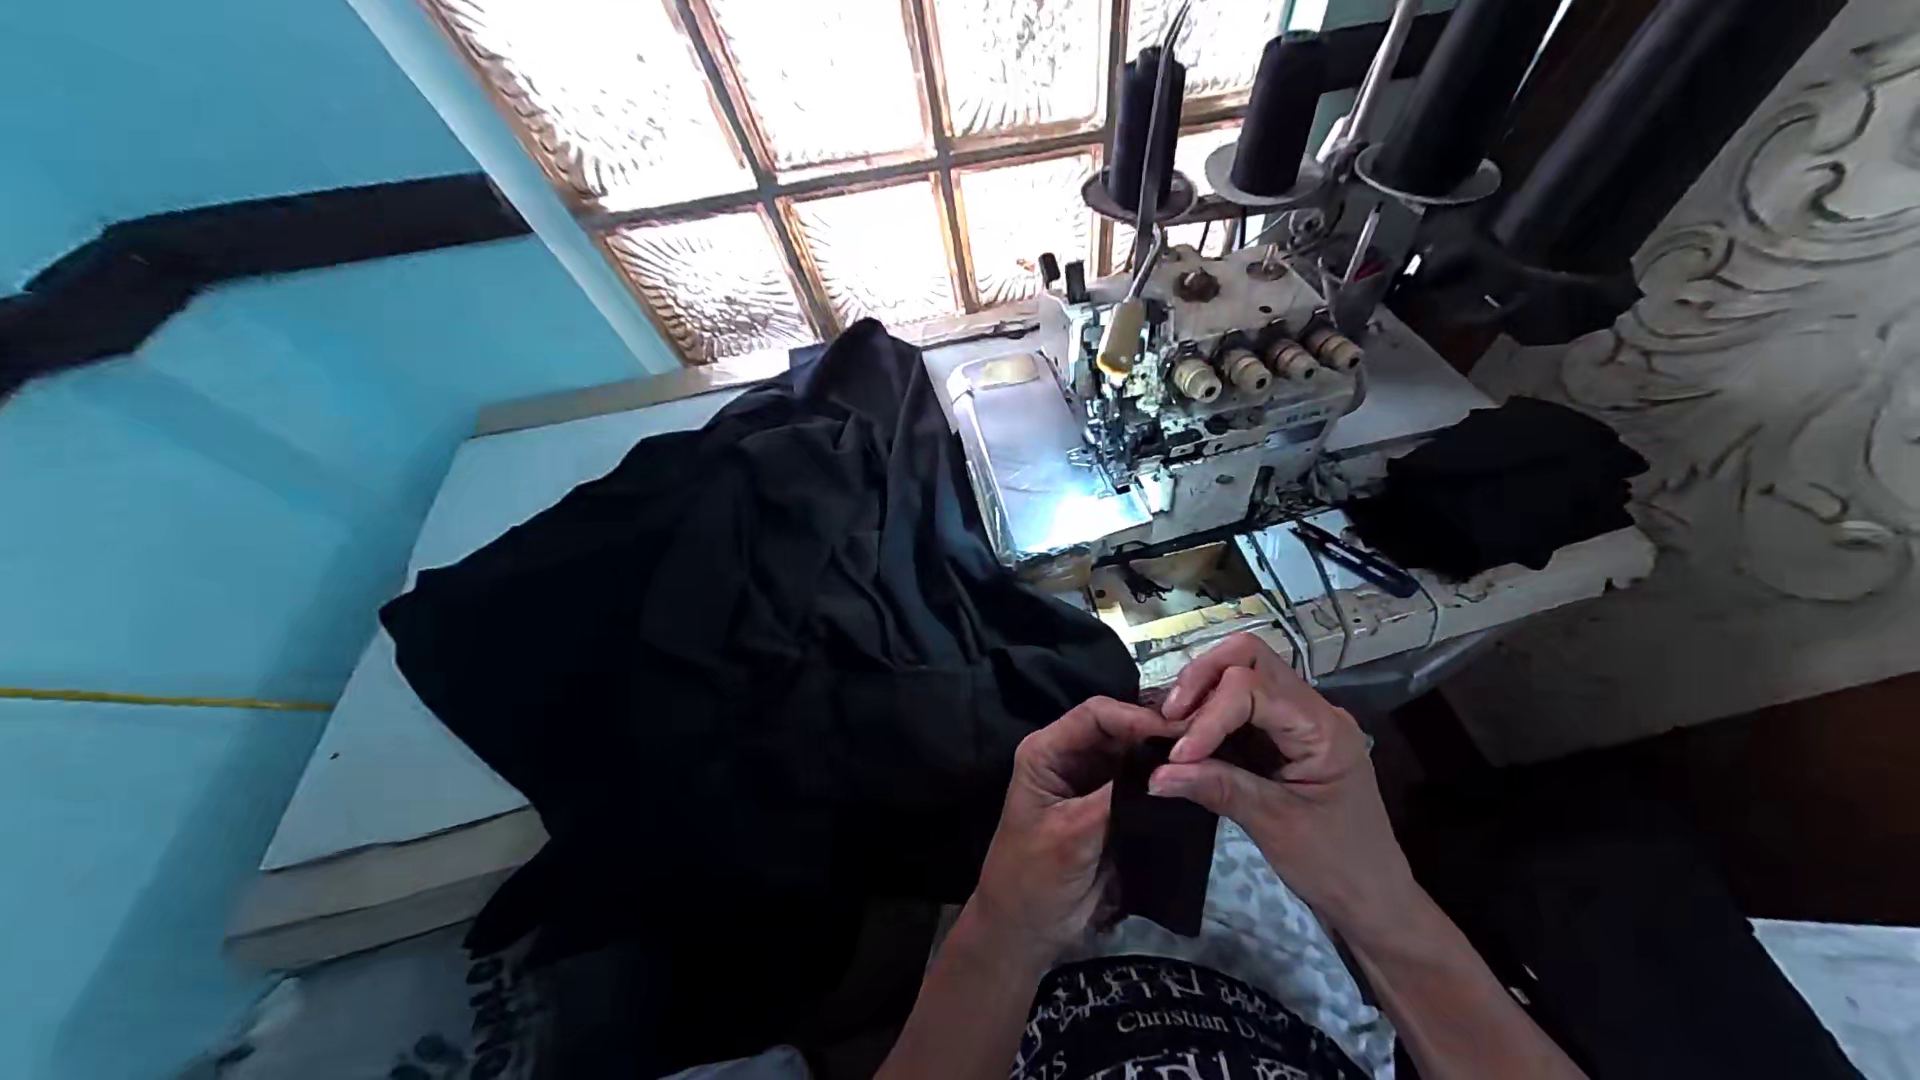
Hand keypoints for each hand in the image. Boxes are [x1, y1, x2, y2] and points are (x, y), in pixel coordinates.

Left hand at [970, 696, 1183, 961]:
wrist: (1028, 928)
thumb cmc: (1033, 877)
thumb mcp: (1071, 835)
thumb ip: (1113, 798)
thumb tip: (1164, 767)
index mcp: (1046, 751)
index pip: (1095, 715)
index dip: (1137, 717)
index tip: (1181, 731)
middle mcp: (1069, 755)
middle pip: (1119, 728)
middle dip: (1158, 732)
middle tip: (1206, 741)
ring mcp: (1091, 779)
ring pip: (1133, 752)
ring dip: (1164, 755)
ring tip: (1208, 757)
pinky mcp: (1109, 804)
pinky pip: (1140, 781)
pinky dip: (1163, 780)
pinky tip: (1194, 782)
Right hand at [1148, 633, 1417, 936]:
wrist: (1371, 898)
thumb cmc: (1336, 864)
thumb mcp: (1275, 826)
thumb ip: (1217, 789)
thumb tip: (1156, 775)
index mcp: (1322, 728)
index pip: (1252, 688)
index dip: (1209, 715)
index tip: (1178, 755)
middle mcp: (1310, 709)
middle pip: (1248, 656)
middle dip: (1201, 677)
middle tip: (1171, 717)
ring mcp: (1294, 717)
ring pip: (1239, 670)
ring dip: (1200, 691)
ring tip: (1173, 727)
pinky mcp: (1277, 731)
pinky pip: (1236, 701)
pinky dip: (1205, 709)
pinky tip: (1186, 734)